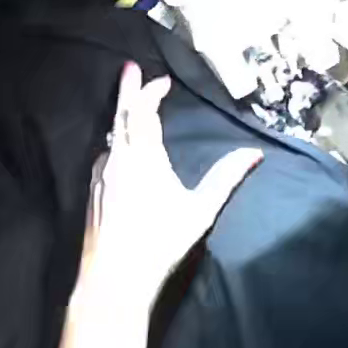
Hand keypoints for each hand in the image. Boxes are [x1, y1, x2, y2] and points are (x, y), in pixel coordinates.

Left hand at [76, 62, 261, 319]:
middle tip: (129, 68)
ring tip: (130, 106)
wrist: (113, 279)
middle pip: (121, 115)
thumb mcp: (200, 211)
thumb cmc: (159, 242)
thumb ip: (226, 178)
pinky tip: (121, 151)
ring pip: (111, 135)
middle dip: (127, 90)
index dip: (151, 92)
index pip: (144, 113)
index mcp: (144, 158)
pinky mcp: (93, 193)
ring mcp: (101, 176)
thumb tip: (254, 153)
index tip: (162, 82)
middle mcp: (118, 160)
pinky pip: (106, 154)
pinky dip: (116, 140)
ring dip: (122, 115)